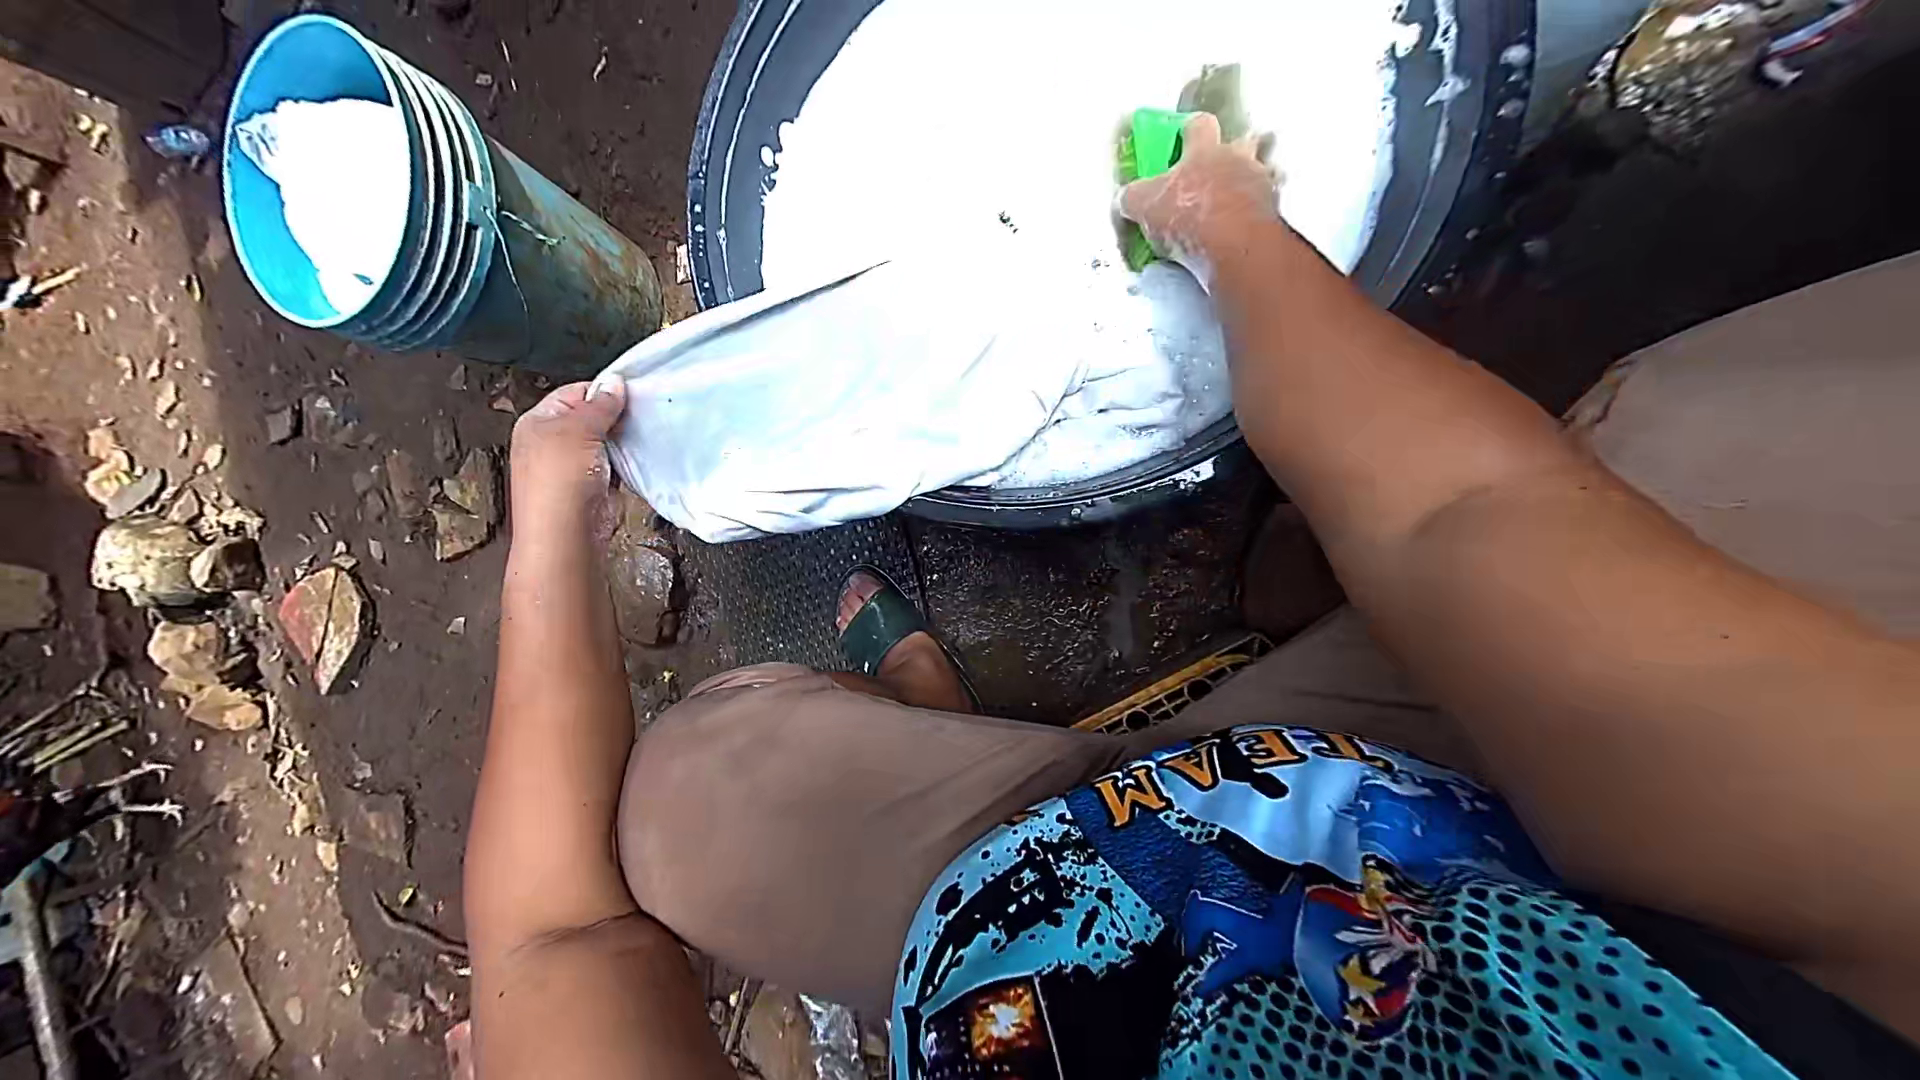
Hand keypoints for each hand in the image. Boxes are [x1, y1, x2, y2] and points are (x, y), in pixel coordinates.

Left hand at [508, 378, 626, 543]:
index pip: (574, 393)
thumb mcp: (579, 429)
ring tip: (645, 435)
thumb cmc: (561, 478)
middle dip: (616, 416)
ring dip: (625, 440)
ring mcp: (575, 466)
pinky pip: (615, 465)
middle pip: (592, 417)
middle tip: (642, 414)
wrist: (567, 532)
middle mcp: (553, 442)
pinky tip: (641, 458)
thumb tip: (615, 383)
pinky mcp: (594, 486)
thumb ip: (599, 405)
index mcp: (538, 421)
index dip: (602, 391)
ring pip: (607, 443)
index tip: (631, 393)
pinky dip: (628, 462)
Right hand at [1118, 112, 1282, 289]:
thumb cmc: (1187, 216)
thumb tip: (1125, 197)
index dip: (1189, 130)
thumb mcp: (1144, 206)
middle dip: (1230, 154)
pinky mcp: (1273, 214)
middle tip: (1214, 175)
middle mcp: (1237, 158)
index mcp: (1204, 150)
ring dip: (1244, 186)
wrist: (1232, 246)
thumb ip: (1132, 197)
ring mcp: (1259, 185)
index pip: (1198, 124)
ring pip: (1255, 175)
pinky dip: (1254, 215)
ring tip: (1228, 209)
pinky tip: (1240, 231)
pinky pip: (1264, 207)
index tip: (1181, 139)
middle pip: (1239, 142)